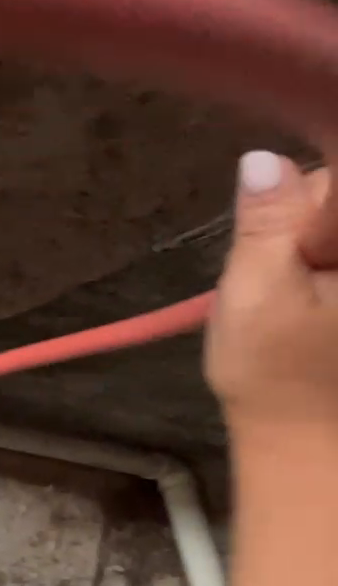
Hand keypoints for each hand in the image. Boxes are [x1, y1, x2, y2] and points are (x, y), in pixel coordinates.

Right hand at [207, 151, 337, 435]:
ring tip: (299, 282)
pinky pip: (329, 241)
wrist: (302, 425)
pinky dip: (320, 250)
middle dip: (308, 217)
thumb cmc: (275, 365)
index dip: (302, 196)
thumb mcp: (255, 294)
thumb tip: (261, 159)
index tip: (282, 238)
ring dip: (314, 234)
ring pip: (334, 214)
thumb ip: (266, 225)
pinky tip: (314, 282)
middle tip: (284, 270)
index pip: (336, 179)